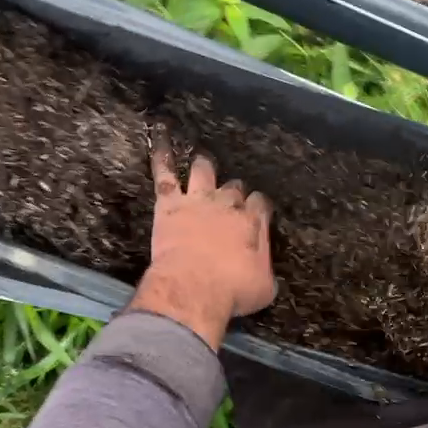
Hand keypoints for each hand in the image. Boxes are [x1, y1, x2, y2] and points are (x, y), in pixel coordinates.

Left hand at [126, 134, 275, 350]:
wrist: (195, 287)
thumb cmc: (233, 291)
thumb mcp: (265, 288)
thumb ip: (267, 270)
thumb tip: (267, 269)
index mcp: (253, 223)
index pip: (261, 203)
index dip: (259, 207)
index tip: (258, 213)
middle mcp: (228, 204)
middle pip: (234, 187)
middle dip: (234, 192)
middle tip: (230, 200)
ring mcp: (198, 199)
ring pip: (203, 170)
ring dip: (205, 168)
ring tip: (203, 166)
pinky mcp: (169, 203)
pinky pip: (165, 172)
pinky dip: (163, 153)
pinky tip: (160, 136)